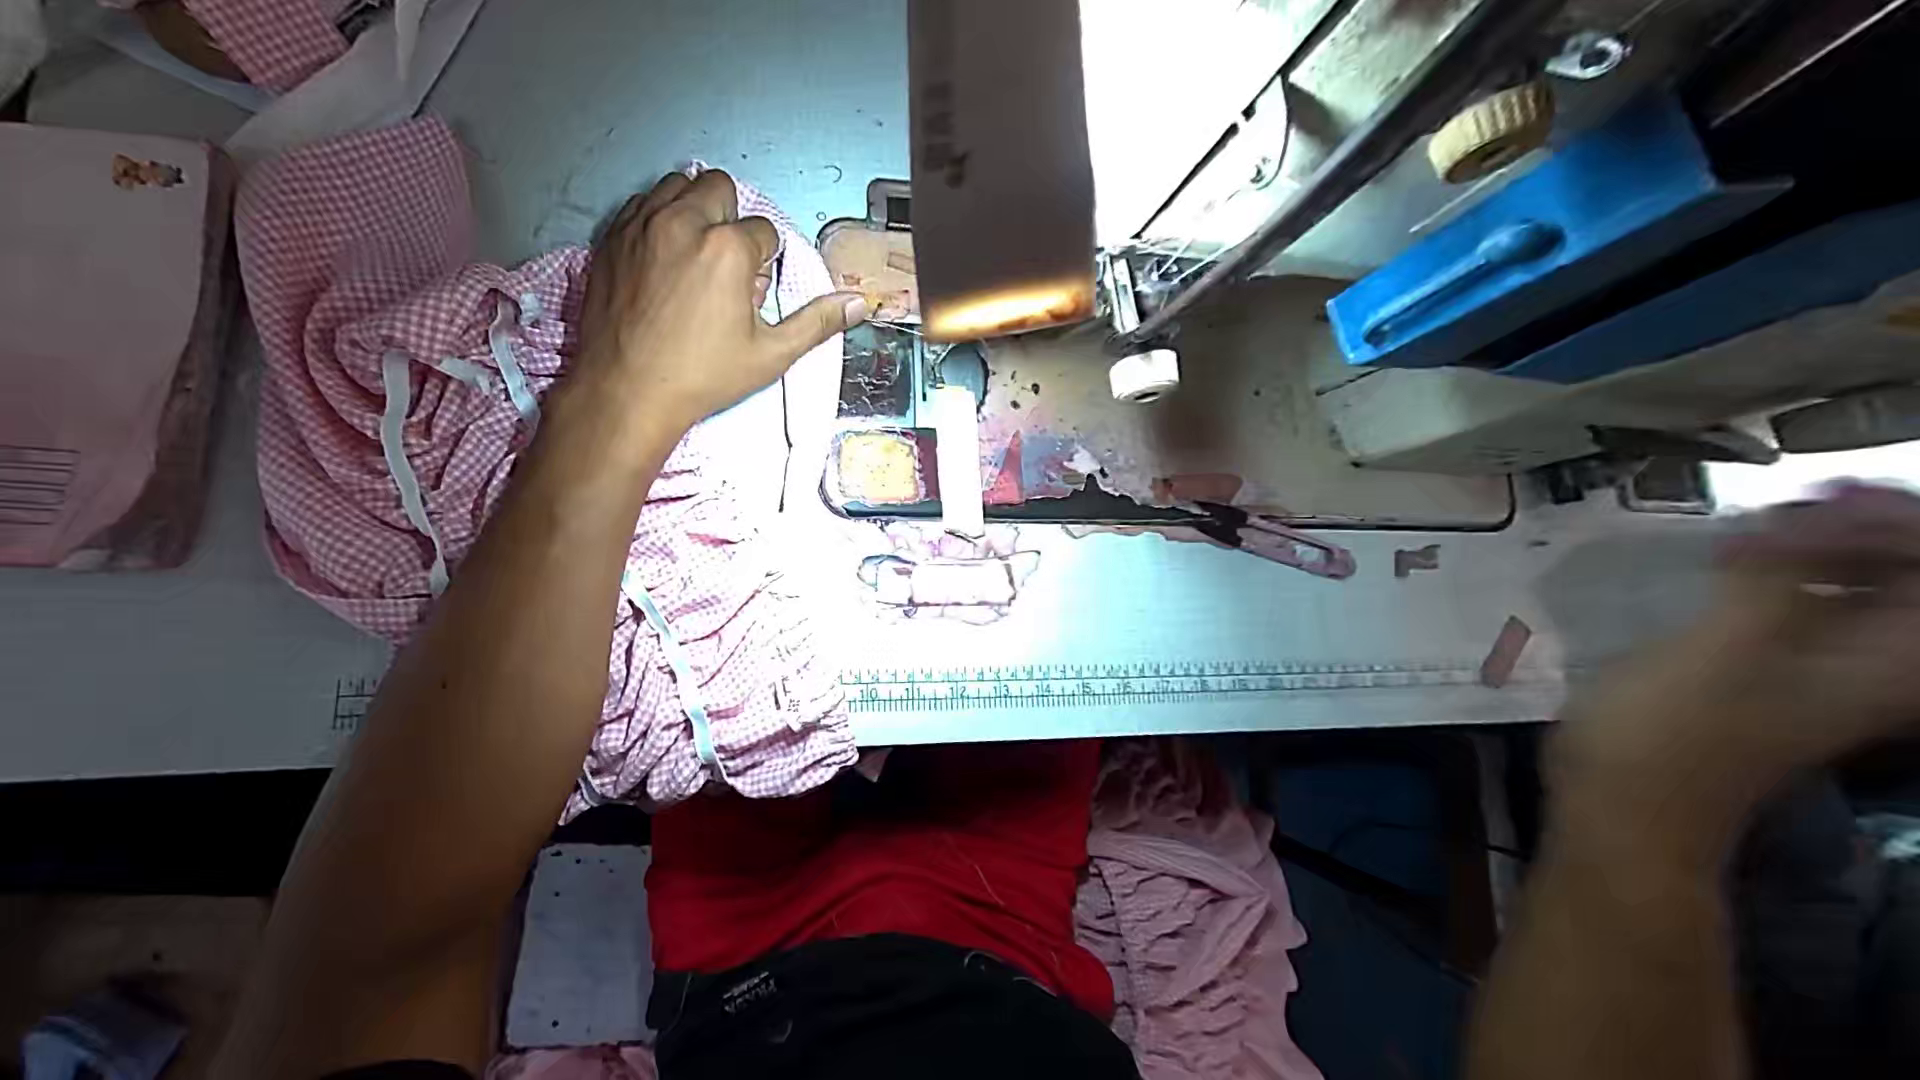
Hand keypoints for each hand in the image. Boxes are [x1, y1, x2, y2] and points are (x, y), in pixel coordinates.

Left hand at [576, 169, 868, 428]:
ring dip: (694, 209)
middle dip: (731, 218)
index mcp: (727, 249)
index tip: (752, 289)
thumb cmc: (701, 377)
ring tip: (697, 256)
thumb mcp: (771, 355)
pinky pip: (641, 204)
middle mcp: (682, 223)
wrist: (627, 392)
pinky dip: (659, 219)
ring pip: (676, 185)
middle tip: (728, 262)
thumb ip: (816, 322)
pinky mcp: (611, 238)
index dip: (765, 260)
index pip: (763, 230)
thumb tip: (855, 304)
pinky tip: (665, 260)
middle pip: (719, 188)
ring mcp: (641, 226)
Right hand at [1552, 483, 1919, 852]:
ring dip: (1823, 547)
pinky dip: (1782, 576)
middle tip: (1793, 499)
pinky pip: (1805, 606)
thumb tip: (1793, 520)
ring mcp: (1821, 670)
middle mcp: (1872, 663)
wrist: (1627, 802)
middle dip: (1867, 526)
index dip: (1893, 523)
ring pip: (1858, 588)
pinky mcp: (1769, 670)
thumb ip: (1765, 585)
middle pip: (1907, 576)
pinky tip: (1734, 563)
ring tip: (1762, 522)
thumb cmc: (1665, 734)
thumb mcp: (1714, 655)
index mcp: (1883, 663)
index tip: (1811, 498)